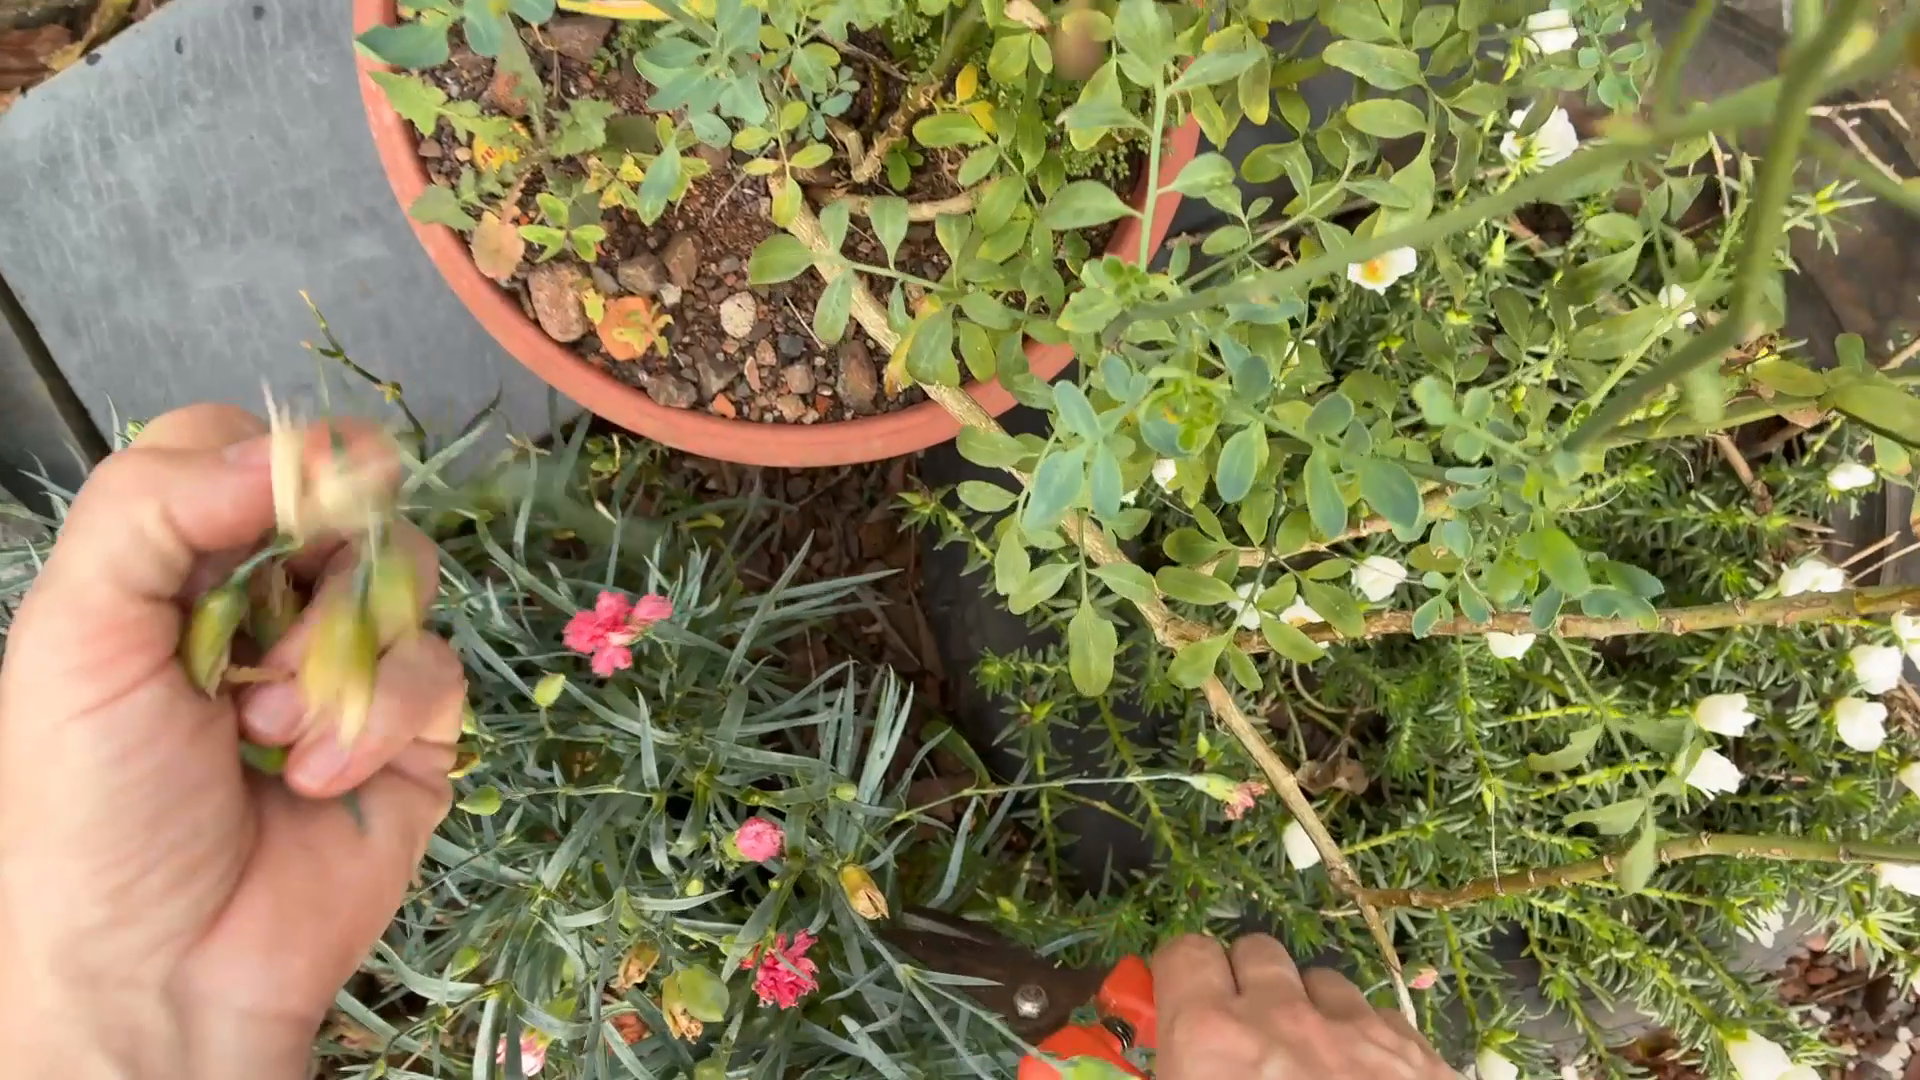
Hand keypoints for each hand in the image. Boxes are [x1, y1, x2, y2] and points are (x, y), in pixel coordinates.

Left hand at [0, 404, 464, 1079]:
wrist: (174, 962)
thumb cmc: (97, 803)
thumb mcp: (80, 647)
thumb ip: (157, 519)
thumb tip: (304, 445)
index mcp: (185, 574)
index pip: (244, 460)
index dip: (279, 462)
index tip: (290, 500)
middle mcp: (281, 603)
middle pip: (353, 516)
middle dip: (318, 579)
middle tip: (259, 647)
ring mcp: (362, 657)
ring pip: (412, 587)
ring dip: (343, 661)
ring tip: (278, 731)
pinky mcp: (424, 713)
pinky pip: (440, 668)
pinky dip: (385, 719)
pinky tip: (324, 774)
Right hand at [1151, 934, 1455, 1079]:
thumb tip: (1179, 1077)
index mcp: (1210, 1036)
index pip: (1184, 952)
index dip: (1182, 976)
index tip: (1185, 1008)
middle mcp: (1281, 1016)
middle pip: (1256, 951)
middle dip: (1248, 984)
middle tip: (1250, 1041)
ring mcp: (1359, 1034)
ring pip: (1322, 980)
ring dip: (1310, 1011)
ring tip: (1314, 1066)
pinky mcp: (1424, 1061)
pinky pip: (1383, 1019)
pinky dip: (1371, 1043)